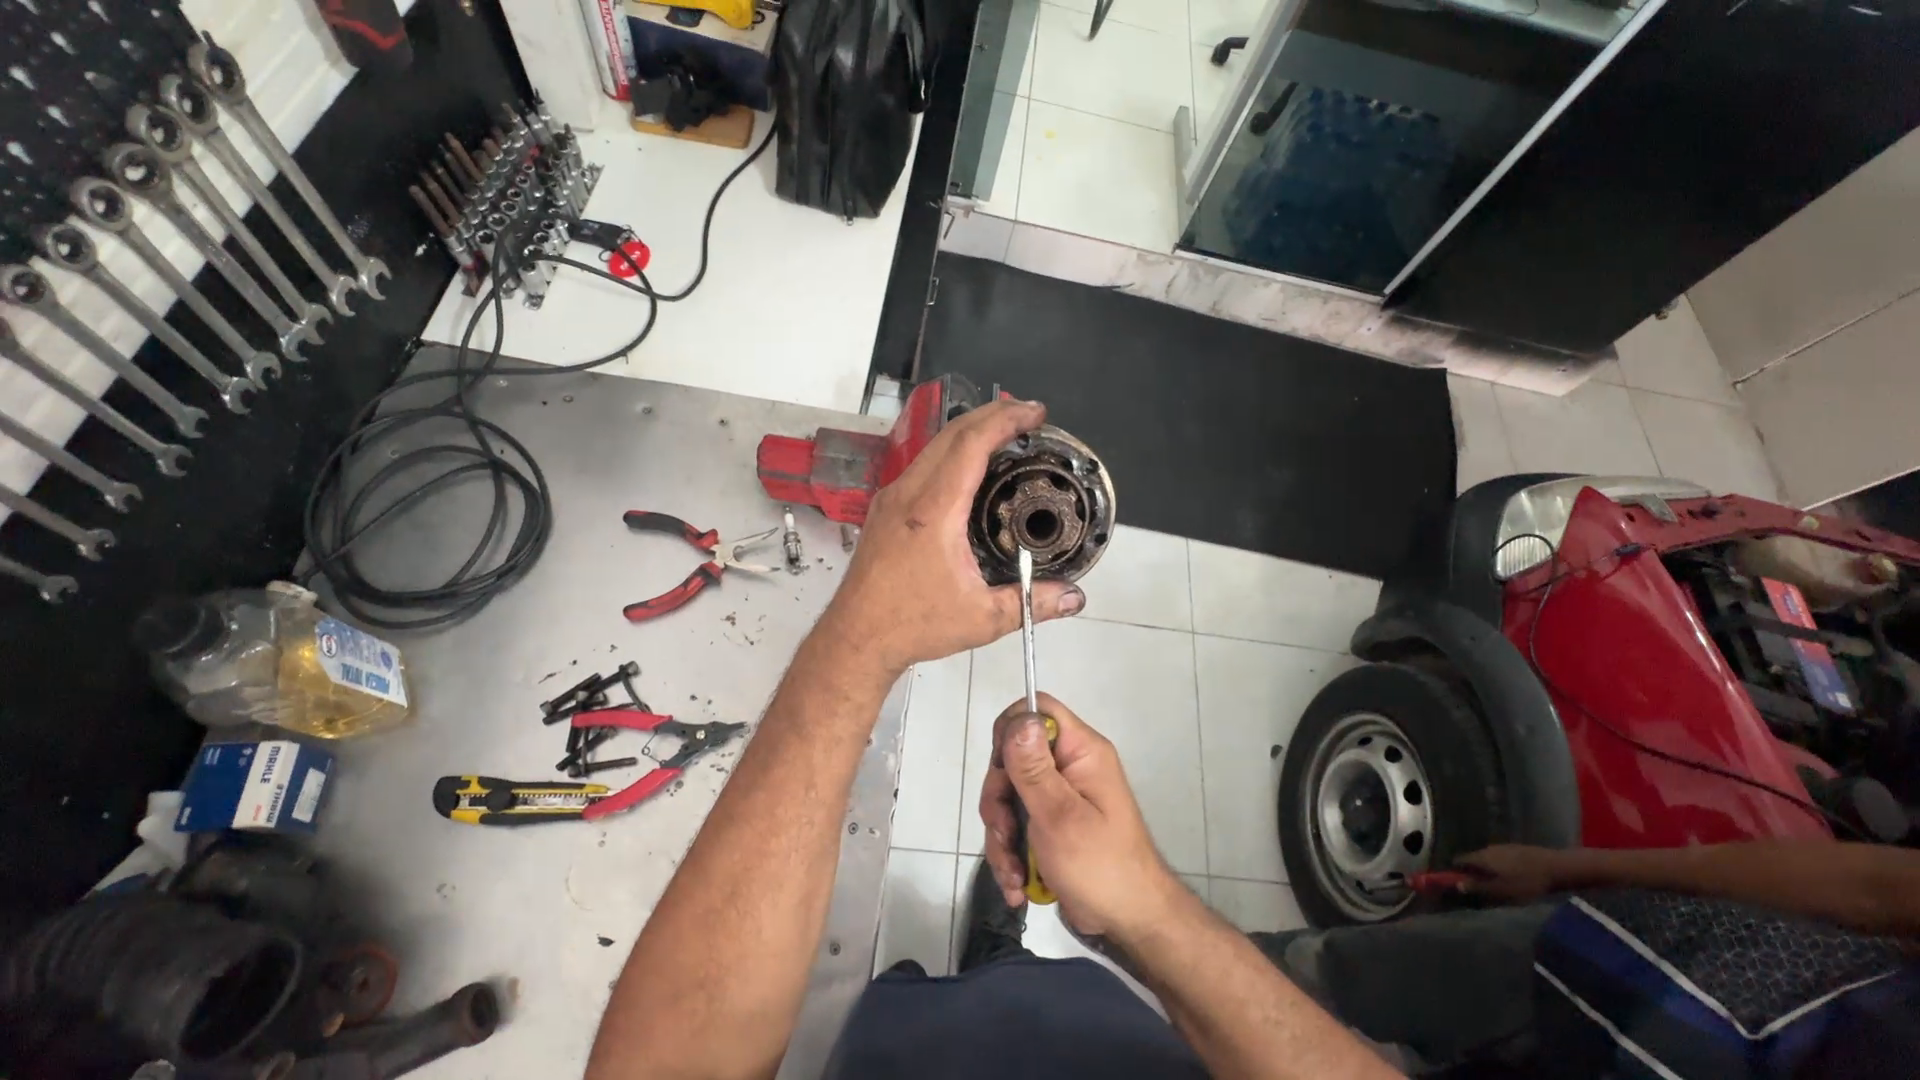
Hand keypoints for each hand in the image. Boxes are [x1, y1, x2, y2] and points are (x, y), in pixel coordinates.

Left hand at [825, 399, 1083, 674]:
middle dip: (992, 414)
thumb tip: (1074, 596)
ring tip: (1004, 434)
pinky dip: (950, 452)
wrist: (856, 637)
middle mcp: (908, 494)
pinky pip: (920, 465)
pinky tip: (968, 467)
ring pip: (932, 446)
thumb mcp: (982, 618)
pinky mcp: (884, 510)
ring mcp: (891, 499)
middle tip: (1028, 414)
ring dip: (969, 431)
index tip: (1034, 412)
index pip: (971, 444)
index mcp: (933, 511)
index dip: (1005, 419)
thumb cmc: (911, 625)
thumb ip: (1033, 603)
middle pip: (952, 433)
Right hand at [979, 693, 1183, 938]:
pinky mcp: (1052, 824)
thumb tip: (1018, 719)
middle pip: (1012, 758)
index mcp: (1081, 752)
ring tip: (1013, 875)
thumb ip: (1033, 768)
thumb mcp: (1059, 816)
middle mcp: (1070, 766)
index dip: (1010, 732)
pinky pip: (1017, 824)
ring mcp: (1060, 796)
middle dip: (1000, 801)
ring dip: (1002, 837)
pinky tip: (1017, 884)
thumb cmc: (1100, 865)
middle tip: (1005, 835)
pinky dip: (1011, 854)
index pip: (1037, 710)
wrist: (1130, 921)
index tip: (1002, 771)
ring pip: (1009, 797)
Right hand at [1453, 845, 1565, 902]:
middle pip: (1474, 859)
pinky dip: (1500, 865)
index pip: (1459, 860)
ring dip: (1488, 868)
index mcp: (1481, 857)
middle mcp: (1488, 849)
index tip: (1459, 882)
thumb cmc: (1526, 882)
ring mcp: (1503, 847)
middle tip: (1480, 885)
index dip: (1456, 871)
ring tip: (1497, 881)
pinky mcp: (1516, 848)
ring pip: (1488, 857)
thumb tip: (1457, 885)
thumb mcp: (1501, 890)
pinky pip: (1501, 857)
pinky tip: (1512, 875)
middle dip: (1473, 871)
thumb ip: (1479, 887)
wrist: (1556, 867)